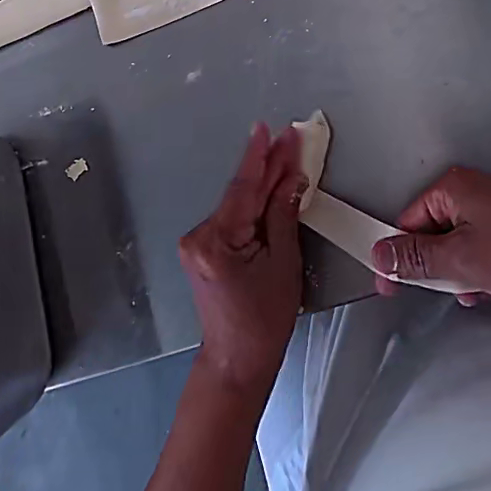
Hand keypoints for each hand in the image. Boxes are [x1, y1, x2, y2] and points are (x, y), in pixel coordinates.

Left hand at [178, 123, 306, 392]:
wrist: (236, 361)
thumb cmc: (264, 320)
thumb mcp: (284, 264)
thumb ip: (283, 215)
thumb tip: (292, 179)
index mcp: (216, 241)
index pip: (244, 188)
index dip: (260, 157)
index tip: (269, 129)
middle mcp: (199, 236)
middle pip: (241, 194)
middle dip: (268, 167)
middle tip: (290, 139)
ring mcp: (198, 242)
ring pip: (238, 204)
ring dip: (263, 183)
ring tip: (286, 156)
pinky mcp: (203, 248)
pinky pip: (234, 218)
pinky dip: (255, 204)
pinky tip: (273, 188)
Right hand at [372, 167, 490, 304]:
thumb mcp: (461, 261)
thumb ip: (415, 259)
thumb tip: (383, 254)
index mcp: (453, 188)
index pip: (404, 221)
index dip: (396, 256)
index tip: (390, 284)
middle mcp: (473, 192)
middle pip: (431, 234)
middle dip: (436, 267)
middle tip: (447, 287)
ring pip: (460, 248)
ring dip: (463, 274)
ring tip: (483, 287)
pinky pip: (485, 252)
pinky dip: (486, 273)